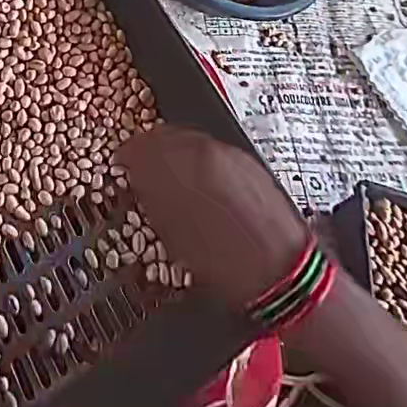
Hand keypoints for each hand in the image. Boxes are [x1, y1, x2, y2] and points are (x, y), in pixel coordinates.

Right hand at [118, 125, 308, 307]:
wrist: (285, 271)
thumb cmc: (227, 263)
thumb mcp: (173, 236)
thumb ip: (151, 198)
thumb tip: (139, 182)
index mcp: (179, 169)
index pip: (139, 147)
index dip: (126, 156)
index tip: (121, 164)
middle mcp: (204, 152)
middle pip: (162, 135)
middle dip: (147, 149)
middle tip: (138, 165)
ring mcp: (228, 154)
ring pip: (187, 138)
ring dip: (171, 150)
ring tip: (166, 171)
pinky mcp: (248, 161)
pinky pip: (210, 148)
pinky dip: (196, 158)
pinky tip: (196, 178)